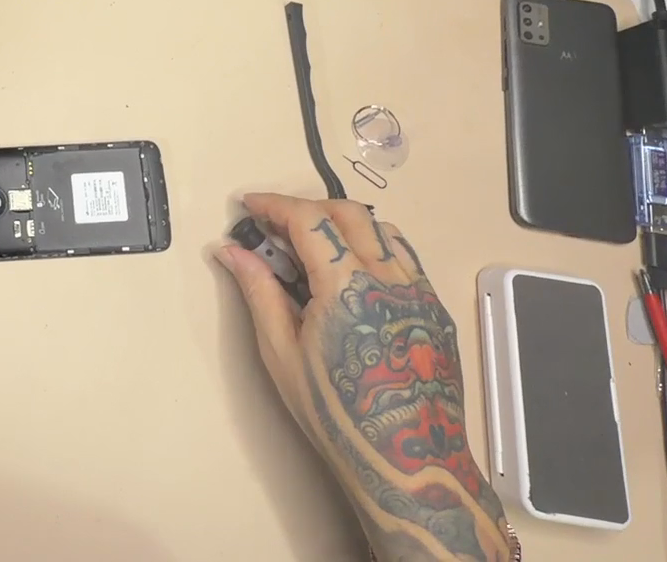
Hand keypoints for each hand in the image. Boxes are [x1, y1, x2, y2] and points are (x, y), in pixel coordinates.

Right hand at [216, 194, 510, 561]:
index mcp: (347, 287)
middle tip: (275, 225)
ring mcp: (419, 293)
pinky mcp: (435, 310)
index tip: (249, 205)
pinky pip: (404, 257)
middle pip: (347, 212)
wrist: (408, 463)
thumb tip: (231, 251)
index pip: (308, 219)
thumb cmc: (336, 412)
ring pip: (381, 229)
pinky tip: (350, 272)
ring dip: (341, 223)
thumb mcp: (282, 352)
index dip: (273, 204)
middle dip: (305, 208)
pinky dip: (370, 246)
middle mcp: (389, 280)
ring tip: (313, 246)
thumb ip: (258, 291)